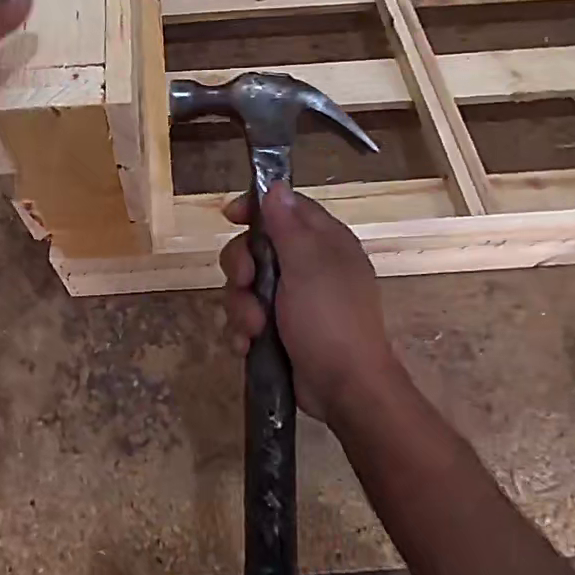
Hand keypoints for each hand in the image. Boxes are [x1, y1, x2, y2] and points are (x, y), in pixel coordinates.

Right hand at [219, 183, 404, 428]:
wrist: (344, 388)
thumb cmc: (330, 319)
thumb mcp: (308, 265)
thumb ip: (288, 225)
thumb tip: (276, 186)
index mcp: (324, 242)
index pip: (285, 208)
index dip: (256, 208)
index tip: (230, 216)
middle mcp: (308, 265)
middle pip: (256, 247)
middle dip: (242, 268)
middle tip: (247, 284)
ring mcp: (293, 299)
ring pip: (246, 286)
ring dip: (242, 307)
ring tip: (254, 329)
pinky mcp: (280, 329)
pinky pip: (247, 317)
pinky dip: (244, 330)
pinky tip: (248, 346)